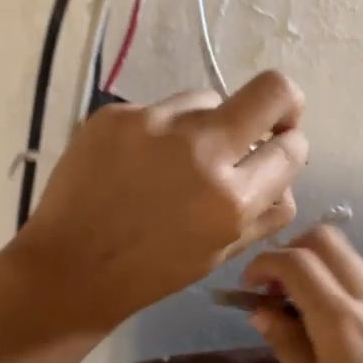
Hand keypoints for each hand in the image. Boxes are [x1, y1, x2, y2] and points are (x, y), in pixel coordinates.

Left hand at [14, 71, 307, 327]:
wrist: (70, 266)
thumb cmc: (152, 271)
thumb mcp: (222, 253)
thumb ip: (266, 212)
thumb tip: (286, 172)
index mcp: (231, 198)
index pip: (292, 148)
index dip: (291, 148)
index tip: (278, 150)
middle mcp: (200, 150)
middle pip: (272, 90)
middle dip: (283, 104)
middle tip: (267, 122)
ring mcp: (154, 123)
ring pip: (209, 99)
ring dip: (208, 124)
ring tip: (177, 159)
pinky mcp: (116, 114)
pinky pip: (160, 110)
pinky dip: (160, 132)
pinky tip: (138, 163)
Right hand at [242, 227, 362, 362]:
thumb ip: (286, 345)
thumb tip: (262, 312)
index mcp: (339, 319)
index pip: (296, 261)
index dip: (264, 263)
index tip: (248, 286)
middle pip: (325, 239)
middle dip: (290, 251)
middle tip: (275, 289)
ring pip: (347, 255)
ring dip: (316, 267)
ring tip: (300, 309)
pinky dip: (338, 283)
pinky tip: (332, 324)